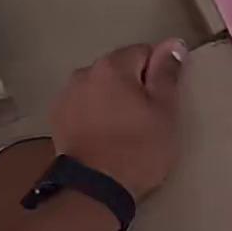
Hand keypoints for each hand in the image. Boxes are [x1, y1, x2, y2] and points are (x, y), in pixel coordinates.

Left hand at [50, 40, 185, 200]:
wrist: (97, 186)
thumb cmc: (141, 149)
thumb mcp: (165, 112)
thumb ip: (167, 75)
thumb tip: (173, 43)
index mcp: (114, 67)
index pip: (144, 51)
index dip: (160, 70)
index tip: (168, 96)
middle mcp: (85, 72)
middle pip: (118, 68)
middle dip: (135, 83)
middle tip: (151, 115)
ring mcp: (67, 95)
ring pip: (100, 87)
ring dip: (114, 98)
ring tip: (127, 127)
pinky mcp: (58, 118)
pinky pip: (84, 105)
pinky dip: (96, 113)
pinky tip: (107, 135)